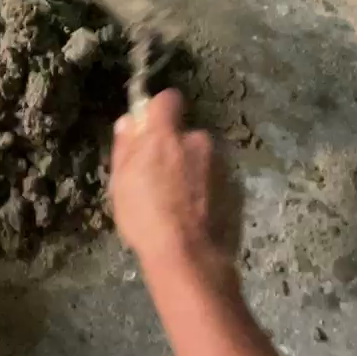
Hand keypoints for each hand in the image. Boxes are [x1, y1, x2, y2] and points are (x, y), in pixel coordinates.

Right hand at [109, 89, 236, 293]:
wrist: (189, 257)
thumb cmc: (146, 217)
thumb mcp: (121, 182)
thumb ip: (125, 146)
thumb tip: (128, 122)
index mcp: (166, 135)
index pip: (168, 99)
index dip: (158, 110)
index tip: (149, 129)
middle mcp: (198, 141)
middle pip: (185, 134)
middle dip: (174, 148)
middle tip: (159, 178)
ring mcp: (220, 164)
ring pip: (201, 157)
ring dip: (191, 169)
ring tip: (178, 202)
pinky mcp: (235, 187)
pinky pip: (215, 178)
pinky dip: (206, 189)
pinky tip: (195, 214)